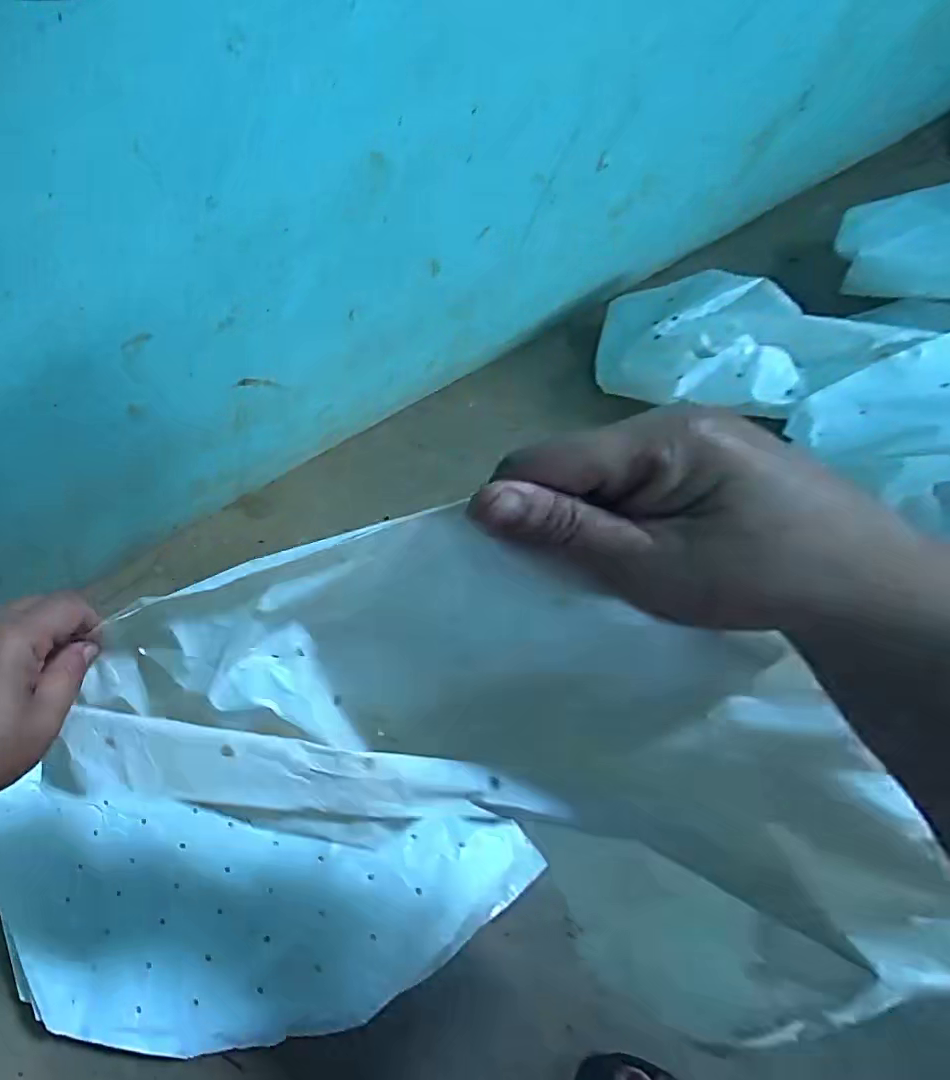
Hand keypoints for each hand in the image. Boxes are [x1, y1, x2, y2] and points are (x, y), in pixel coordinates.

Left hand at [0, 592, 100, 819]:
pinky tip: (13, 676)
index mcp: (12, 632)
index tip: (96, 656)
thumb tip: (86, 644)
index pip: (66, 604)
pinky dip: (16, 638)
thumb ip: (70, 671)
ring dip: (40, 632)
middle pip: (42, 603)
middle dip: (66, 627)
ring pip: (19, 612)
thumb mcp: (45, 717)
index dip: (91, 622)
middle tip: (71, 670)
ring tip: (42, 677)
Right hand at [467, 406, 937, 631]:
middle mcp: (669, 420)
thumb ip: (562, 527)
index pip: (538, 461)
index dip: (514, 505)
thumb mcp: (647, 563)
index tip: (529, 553)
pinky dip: (606, 505)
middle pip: (558, 461)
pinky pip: (614, 471)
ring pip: (582, 467)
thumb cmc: (760, 582)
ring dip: (577, 508)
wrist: (877, 594)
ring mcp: (686, 431)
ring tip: (615, 547)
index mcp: (661, 439)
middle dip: (548, 508)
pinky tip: (636, 531)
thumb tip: (479, 503)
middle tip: (582, 556)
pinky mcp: (697, 448)